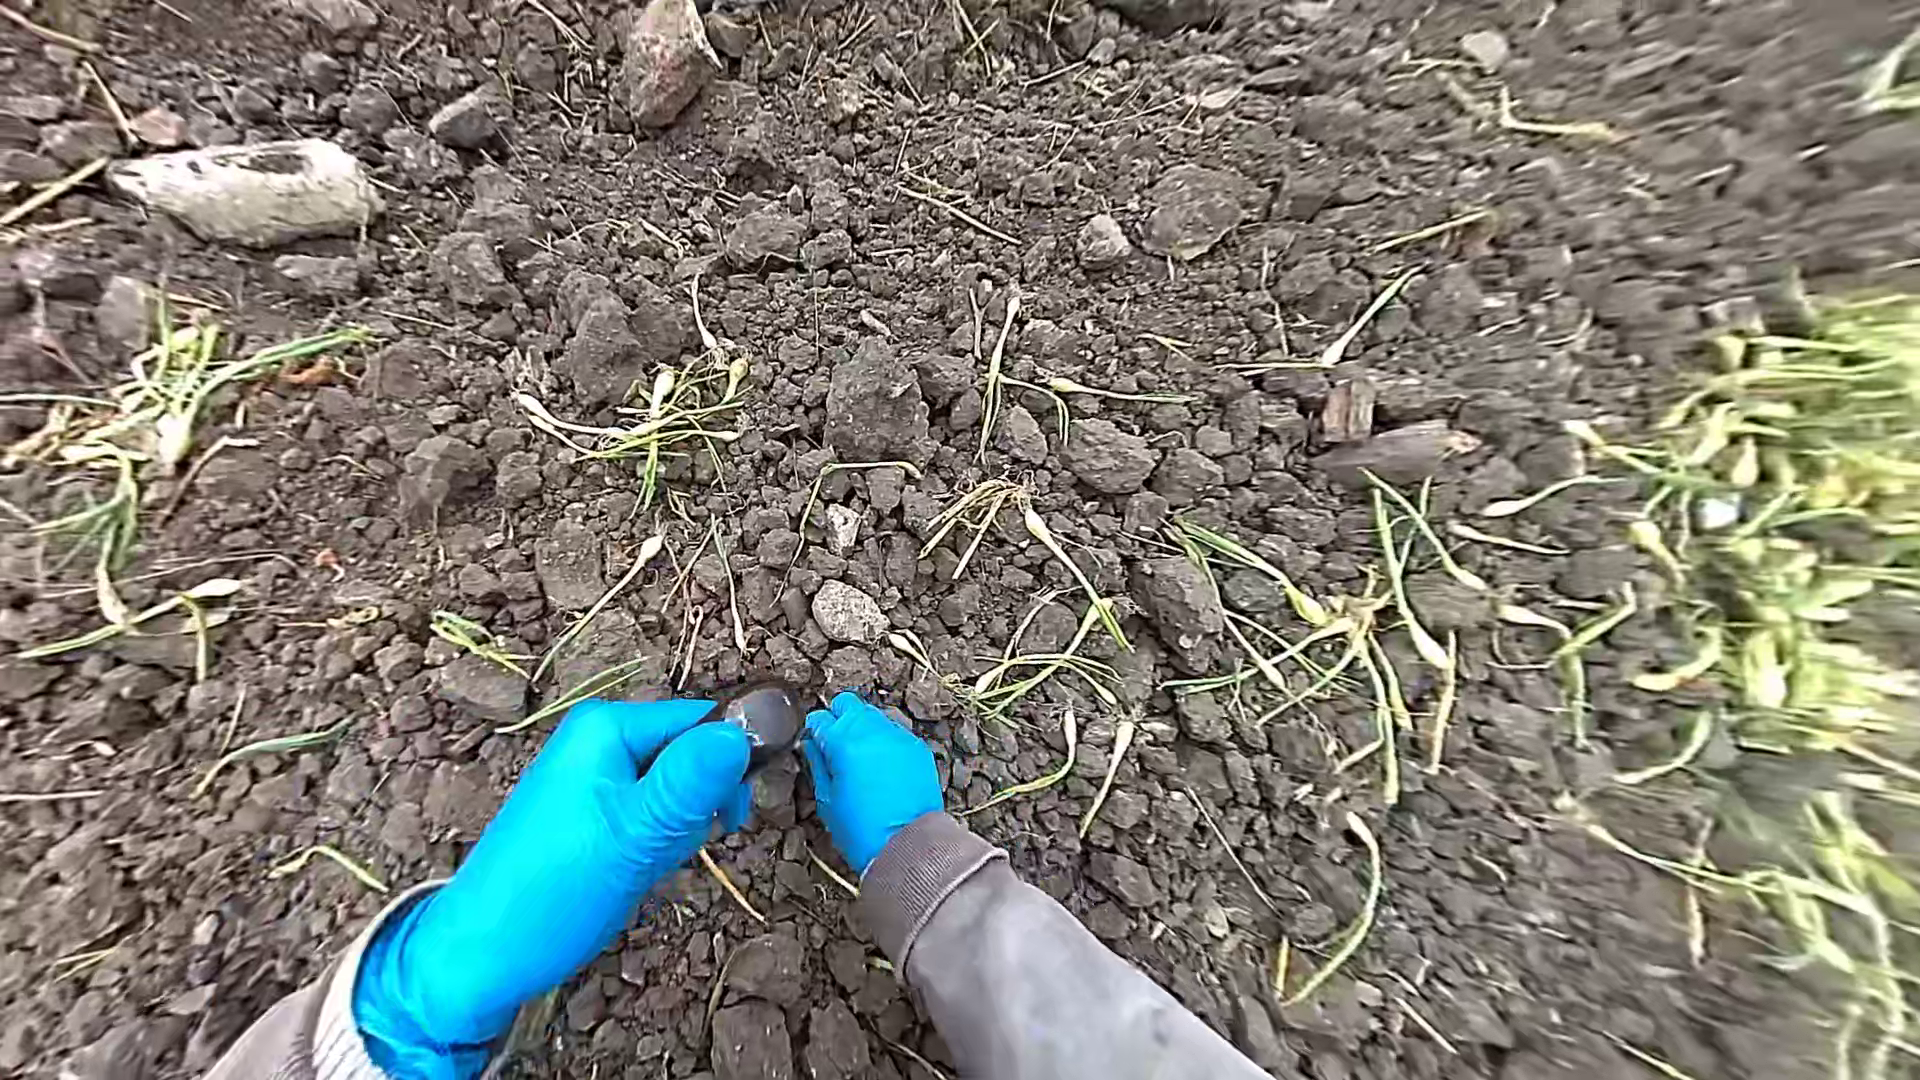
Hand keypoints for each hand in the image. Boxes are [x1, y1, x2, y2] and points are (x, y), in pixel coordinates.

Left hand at [353, 698, 751, 1075]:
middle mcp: (606, 738)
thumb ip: (688, 782)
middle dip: (698, 803)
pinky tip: (641, 868)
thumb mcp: (631, 836)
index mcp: (609, 726)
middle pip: (695, 753)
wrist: (474, 969)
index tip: (728, 813)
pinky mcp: (601, 807)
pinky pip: (658, 809)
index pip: (704, 721)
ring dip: (680, 829)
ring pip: (682, 786)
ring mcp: (601, 773)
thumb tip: (743, 731)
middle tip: (675, 845)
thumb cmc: (552, 894)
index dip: (727, 763)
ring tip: (650, 863)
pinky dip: (662, 840)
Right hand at [801, 692, 943, 874]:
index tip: (815, 741)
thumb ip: (818, 763)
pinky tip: (881, 764)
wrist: (908, 845)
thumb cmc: (861, 830)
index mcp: (844, 741)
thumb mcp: (827, 800)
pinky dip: (884, 740)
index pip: (821, 718)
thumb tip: (813, 743)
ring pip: (873, 714)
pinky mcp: (916, 745)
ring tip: (860, 756)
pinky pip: (894, 731)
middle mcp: (873, 730)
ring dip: (863, 727)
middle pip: (849, 703)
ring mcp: (898, 735)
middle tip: (836, 743)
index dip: (815, 730)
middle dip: (839, 718)